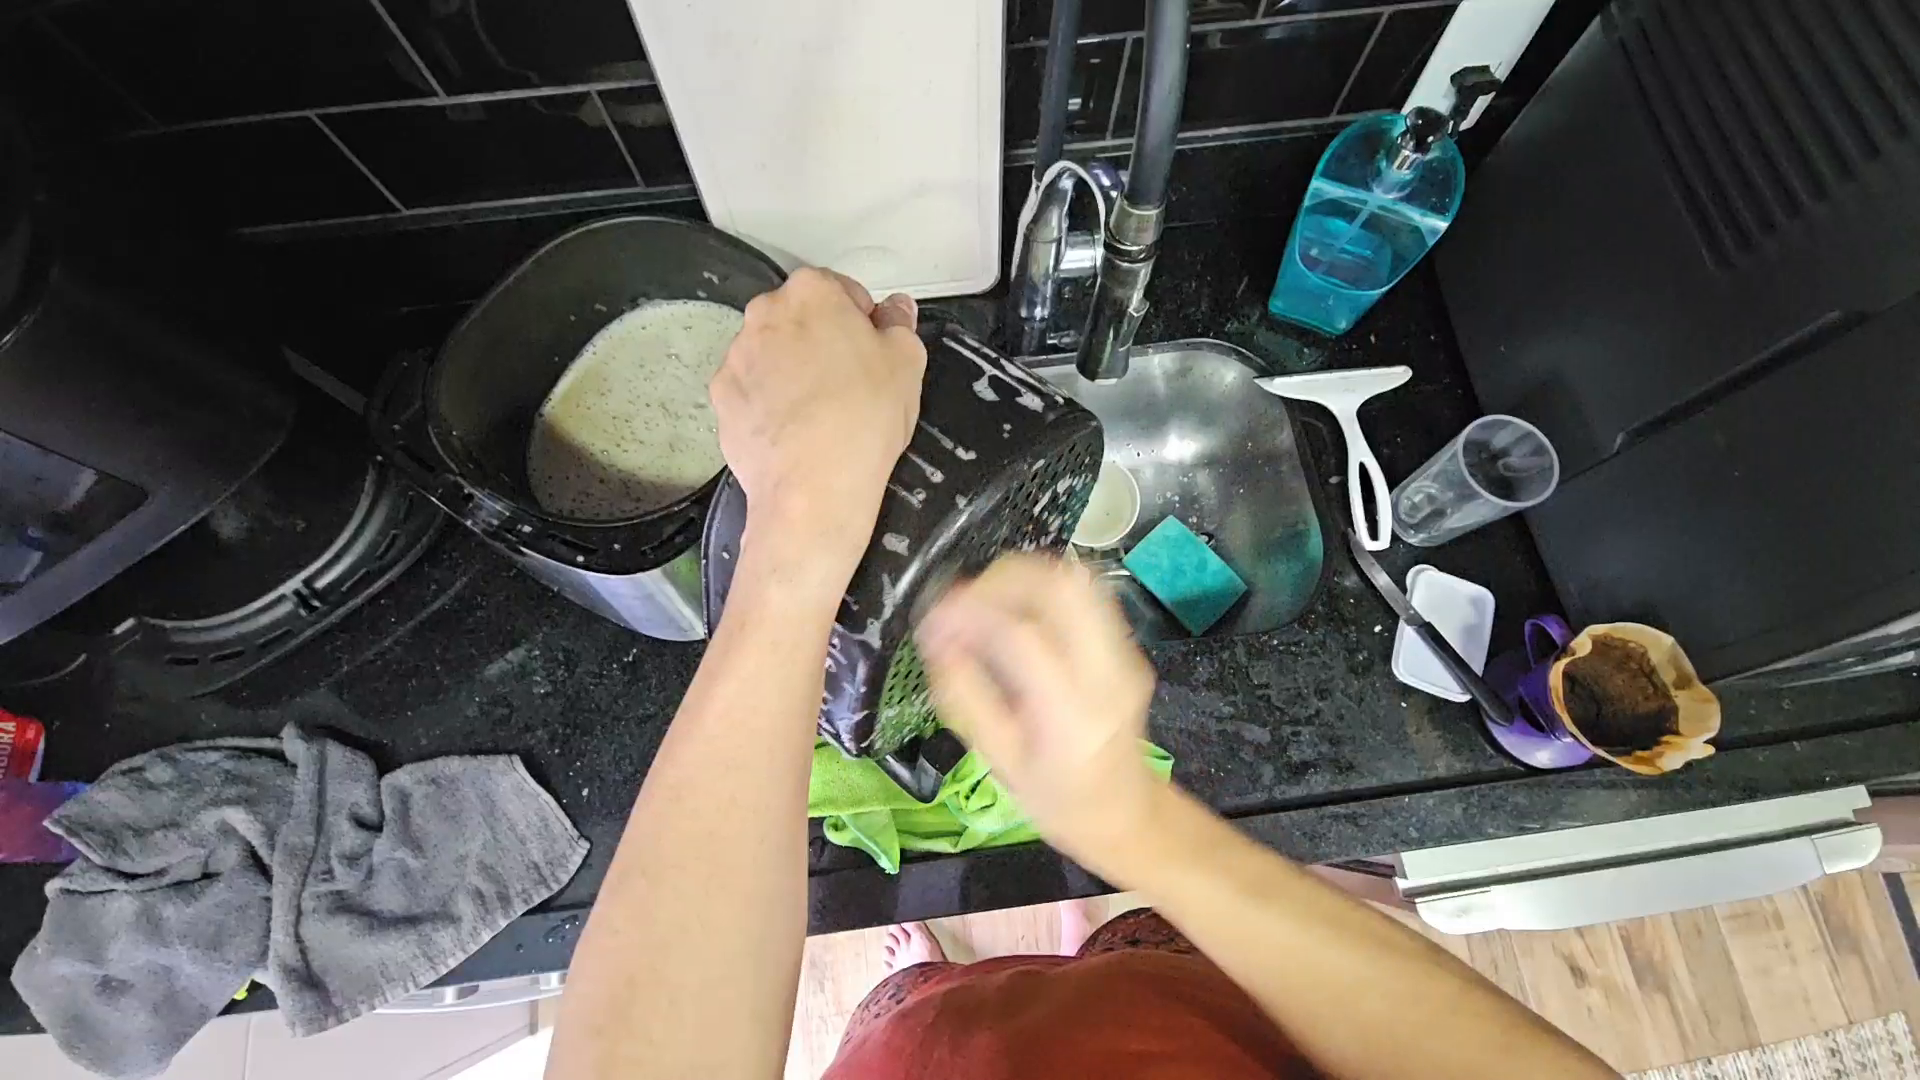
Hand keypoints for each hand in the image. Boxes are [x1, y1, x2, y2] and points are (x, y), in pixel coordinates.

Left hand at [710, 268, 926, 590]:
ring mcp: (738, 357)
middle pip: (801, 318)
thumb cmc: (862, 419)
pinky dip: (771, 404)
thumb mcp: (907, 363)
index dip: (863, 322)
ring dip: (795, 372)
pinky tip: (798, 430)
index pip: (843, 291)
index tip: (873, 351)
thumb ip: (900, 325)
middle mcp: (765, 314)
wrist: (813, 485)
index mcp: (813, 292)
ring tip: (825, 413)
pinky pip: (753, 391)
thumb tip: (897, 311)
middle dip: (824, 342)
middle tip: (852, 383)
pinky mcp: (723, 399)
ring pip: (773, 354)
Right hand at [915, 554, 1162, 873]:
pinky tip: (1015, 611)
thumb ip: (968, 699)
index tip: (935, 618)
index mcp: (1072, 714)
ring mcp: (1124, 653)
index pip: (1022, 636)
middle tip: (961, 601)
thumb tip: (937, 640)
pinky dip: (1041, 588)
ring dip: (1022, 577)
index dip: (971, 613)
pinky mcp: (1125, 644)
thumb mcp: (1002, 763)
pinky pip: (1083, 593)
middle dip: (1000, 579)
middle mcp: (1107, 672)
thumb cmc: (1061, 801)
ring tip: (985, 602)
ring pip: (1075, 579)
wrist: (1129, 814)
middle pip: (1059, 586)